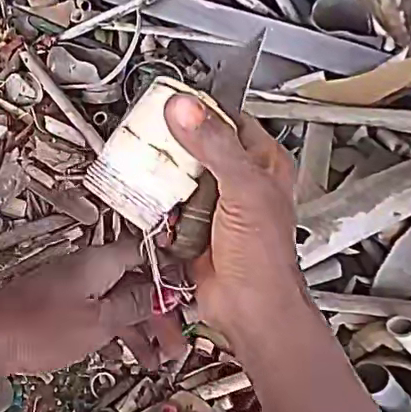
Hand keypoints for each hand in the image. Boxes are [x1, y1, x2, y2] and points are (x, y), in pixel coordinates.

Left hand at [0, 240, 185, 400]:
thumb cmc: (36, 329)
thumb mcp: (97, 322)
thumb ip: (131, 305)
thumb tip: (159, 291)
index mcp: (98, 262)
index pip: (145, 255)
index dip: (170, 275)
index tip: (189, 299)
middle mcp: (84, 269)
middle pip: (133, 283)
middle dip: (158, 314)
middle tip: (176, 346)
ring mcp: (68, 288)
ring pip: (114, 303)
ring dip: (137, 330)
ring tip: (155, 361)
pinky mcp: (54, 308)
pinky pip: (93, 315)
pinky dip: (111, 334)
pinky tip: (123, 356)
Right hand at [164, 94, 309, 337]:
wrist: (247, 307)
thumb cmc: (264, 257)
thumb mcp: (242, 189)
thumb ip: (213, 146)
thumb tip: (185, 111)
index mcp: (262, 163)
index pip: (226, 119)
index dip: (199, 110)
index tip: (168, 104)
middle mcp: (237, 182)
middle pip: (195, 149)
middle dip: (171, 148)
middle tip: (148, 139)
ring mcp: (213, 206)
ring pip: (177, 179)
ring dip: (162, 181)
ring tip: (146, 173)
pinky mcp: (191, 229)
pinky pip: (166, 209)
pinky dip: (157, 210)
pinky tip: (154, 210)